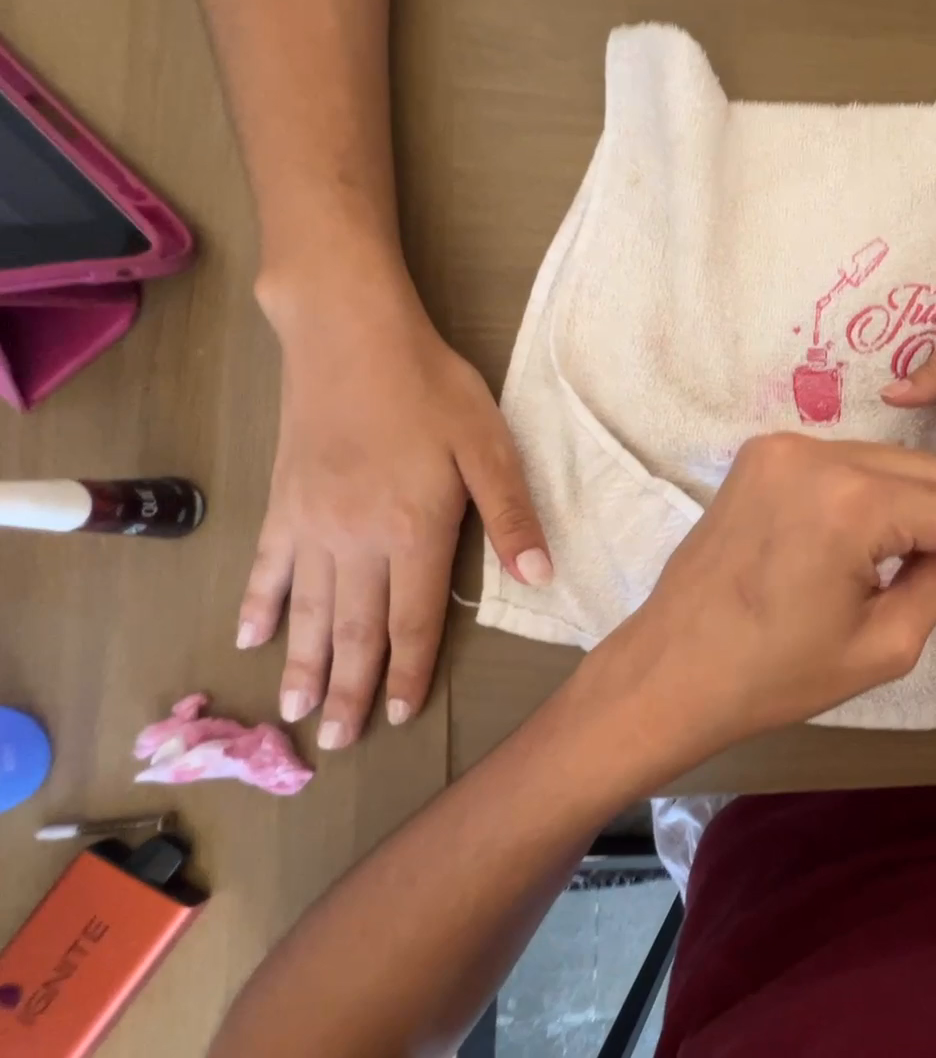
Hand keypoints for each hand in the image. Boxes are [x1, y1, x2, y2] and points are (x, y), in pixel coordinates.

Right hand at [238, 278, 549, 748]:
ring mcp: (310, 524)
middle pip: (354, 629)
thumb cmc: (433, 392)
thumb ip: (512, 516)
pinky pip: (266, 569)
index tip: (402, 716)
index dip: (410, 670)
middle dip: (353, 688)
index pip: (413, 620)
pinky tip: (249, 639)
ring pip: (307, 612)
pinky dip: (259, 608)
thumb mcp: (492, 449)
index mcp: (413, 533)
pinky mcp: (282, 502)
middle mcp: (355, 541)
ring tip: (296, 714)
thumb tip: (540, 577)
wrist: (350, 337)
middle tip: (339, 744)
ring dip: (304, 665)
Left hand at [573, 435, 935, 756]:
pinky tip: (874, 537)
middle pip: (924, 471)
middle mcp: (817, 455)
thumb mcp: (882, 644)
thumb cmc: (776, 676)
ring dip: (917, 501)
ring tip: (923, 554)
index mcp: (850, 504)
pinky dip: (874, 493)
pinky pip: (846, 463)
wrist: (669, 672)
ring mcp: (783, 448)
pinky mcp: (762, 455)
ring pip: (888, 461)